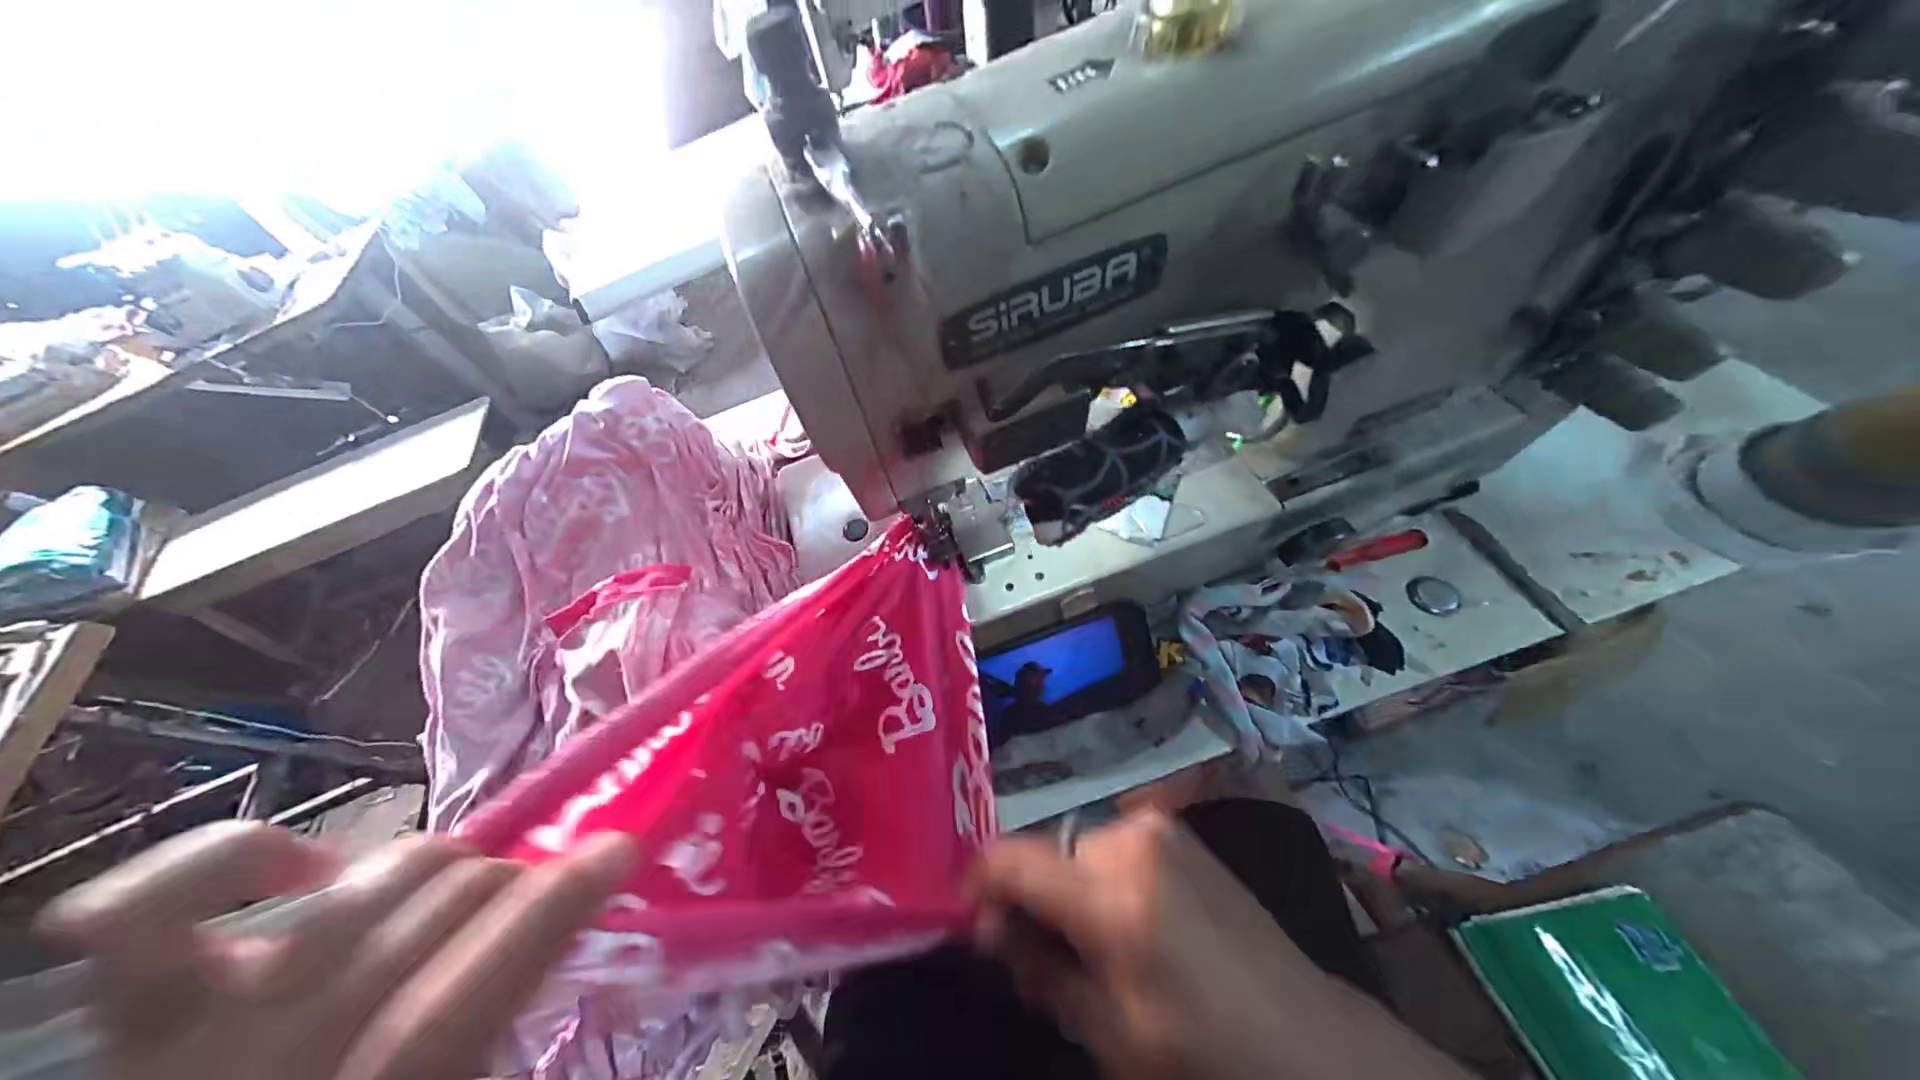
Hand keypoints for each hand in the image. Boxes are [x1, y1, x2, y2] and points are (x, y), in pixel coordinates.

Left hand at [37, 821, 635, 1079]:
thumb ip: (517, 1026)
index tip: (617, 850)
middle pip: (424, 921)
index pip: (461, 998)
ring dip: (433, 868)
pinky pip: (159, 908)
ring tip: (452, 891)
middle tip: (542, 884)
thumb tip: (589, 932)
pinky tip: (308, 870)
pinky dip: (241, 857)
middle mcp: (271, 1068)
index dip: (553, 908)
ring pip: (355, 889)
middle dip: (511, 882)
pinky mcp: (136, 1006)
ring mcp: (188, 1035)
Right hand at [969, 810, 1472, 1079]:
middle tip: (1037, 959)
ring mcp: (1158, 829)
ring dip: (1065, 890)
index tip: (965, 914)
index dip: (978, 882)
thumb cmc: (1205, 1050)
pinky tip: (1122, 924)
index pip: (1013, 861)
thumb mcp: (1111, 1032)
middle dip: (1029, 900)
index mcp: (1112, 895)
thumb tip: (988, 927)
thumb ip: (1041, 969)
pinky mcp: (1179, 831)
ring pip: (1076, 850)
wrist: (1308, 1033)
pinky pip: (1111, 846)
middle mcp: (1130, 841)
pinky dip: (1097, 877)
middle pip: (1045, 856)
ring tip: (1087, 947)